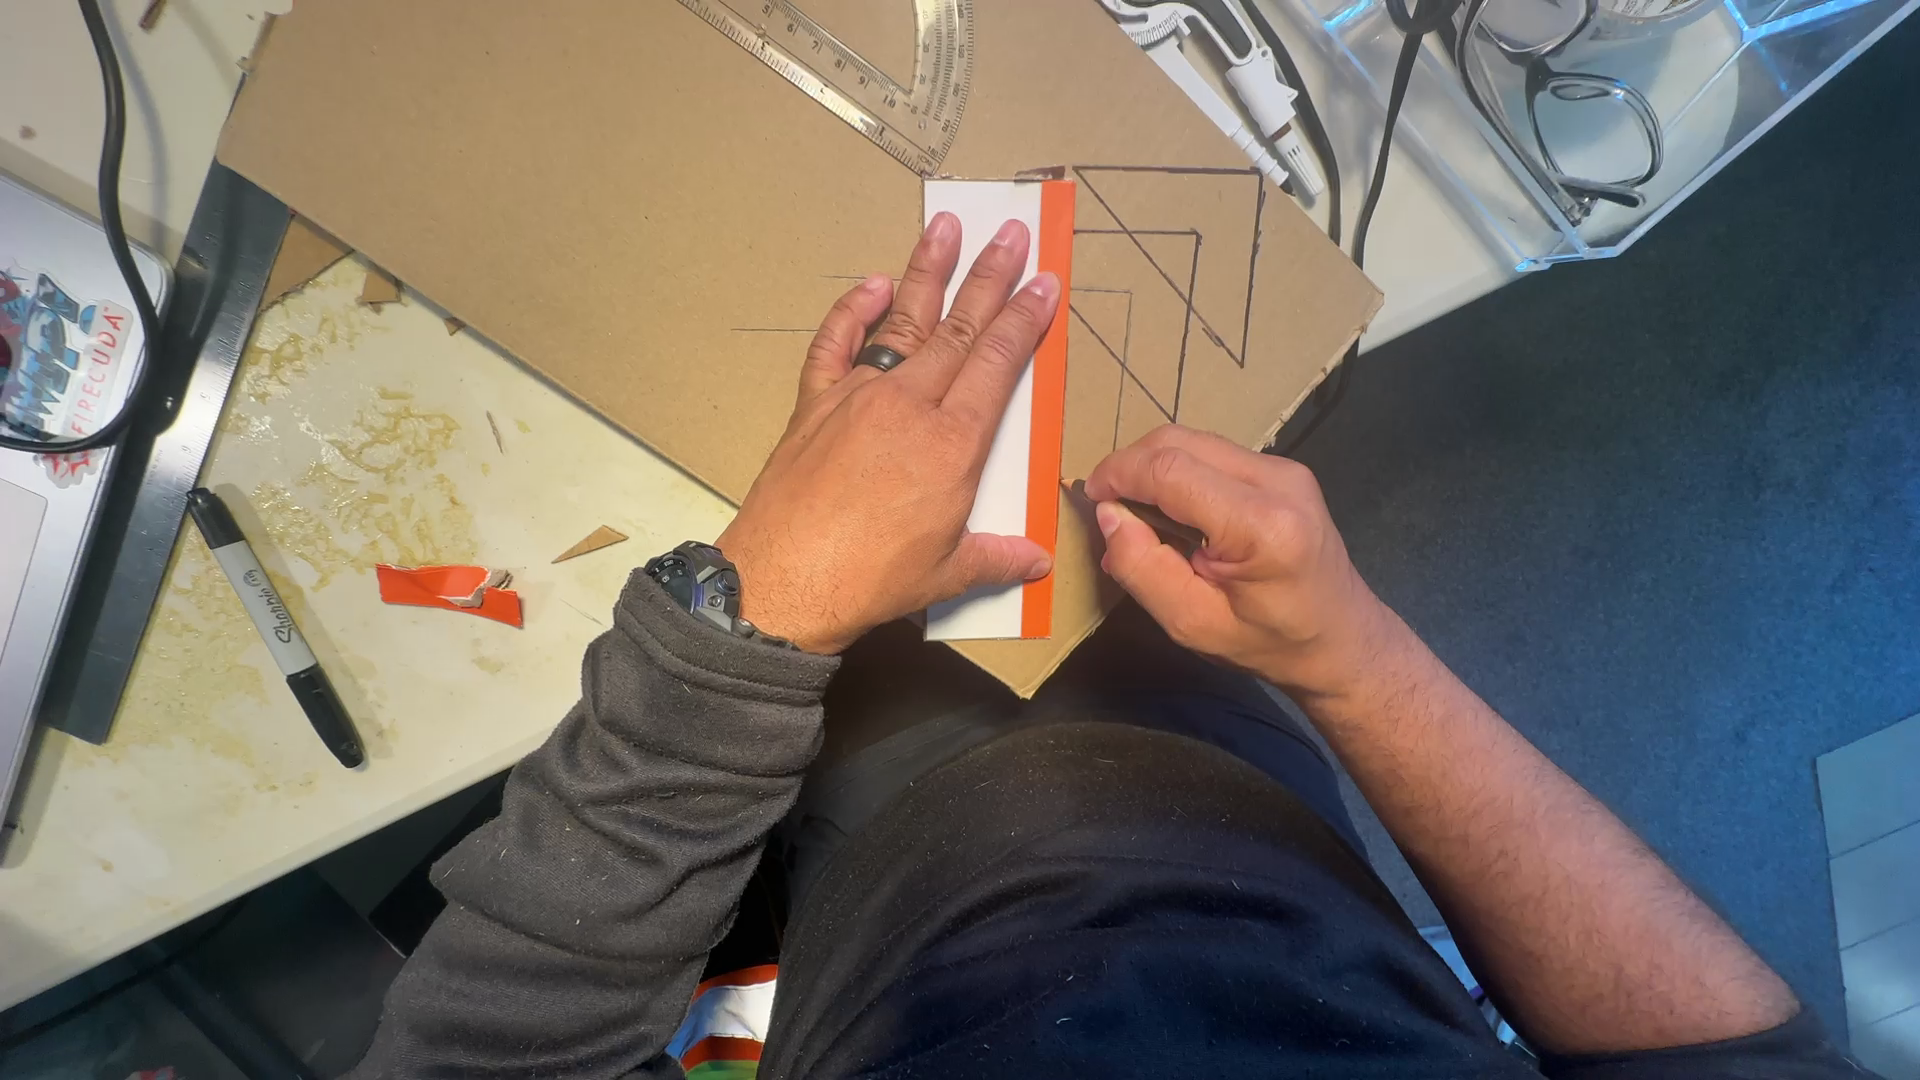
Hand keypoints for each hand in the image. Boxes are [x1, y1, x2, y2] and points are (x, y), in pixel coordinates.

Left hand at [715, 213, 1061, 653]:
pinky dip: (851, 311)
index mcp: (953, 444)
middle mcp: (909, 405)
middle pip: (958, 329)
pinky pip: (835, 345)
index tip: (1043, 282)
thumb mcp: (948, 573)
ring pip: (902, 322)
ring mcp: (857, 397)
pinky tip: (869, 285)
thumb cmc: (871, 578)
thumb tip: (1039, 561)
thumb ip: (998, 557)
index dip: (1024, 319)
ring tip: (947, 227)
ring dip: (927, 272)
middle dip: (989, 277)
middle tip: (1011, 234)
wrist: (784, 581)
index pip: (998, 363)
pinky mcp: (814, 404)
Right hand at [1083, 425, 1400, 701]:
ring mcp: (1283, 469)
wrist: (1341, 639)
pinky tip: (1169, 509)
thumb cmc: (1268, 643)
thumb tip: (1108, 515)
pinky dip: (1176, 472)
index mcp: (1261, 526)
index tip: (1092, 499)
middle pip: (1178, 442)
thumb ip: (1143, 568)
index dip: (1119, 475)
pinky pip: (1210, 453)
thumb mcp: (1191, 623)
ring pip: (1192, 441)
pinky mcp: (1281, 469)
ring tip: (1134, 511)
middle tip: (1108, 506)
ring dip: (1151, 467)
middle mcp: (1277, 481)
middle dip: (1130, 465)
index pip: (1170, 470)